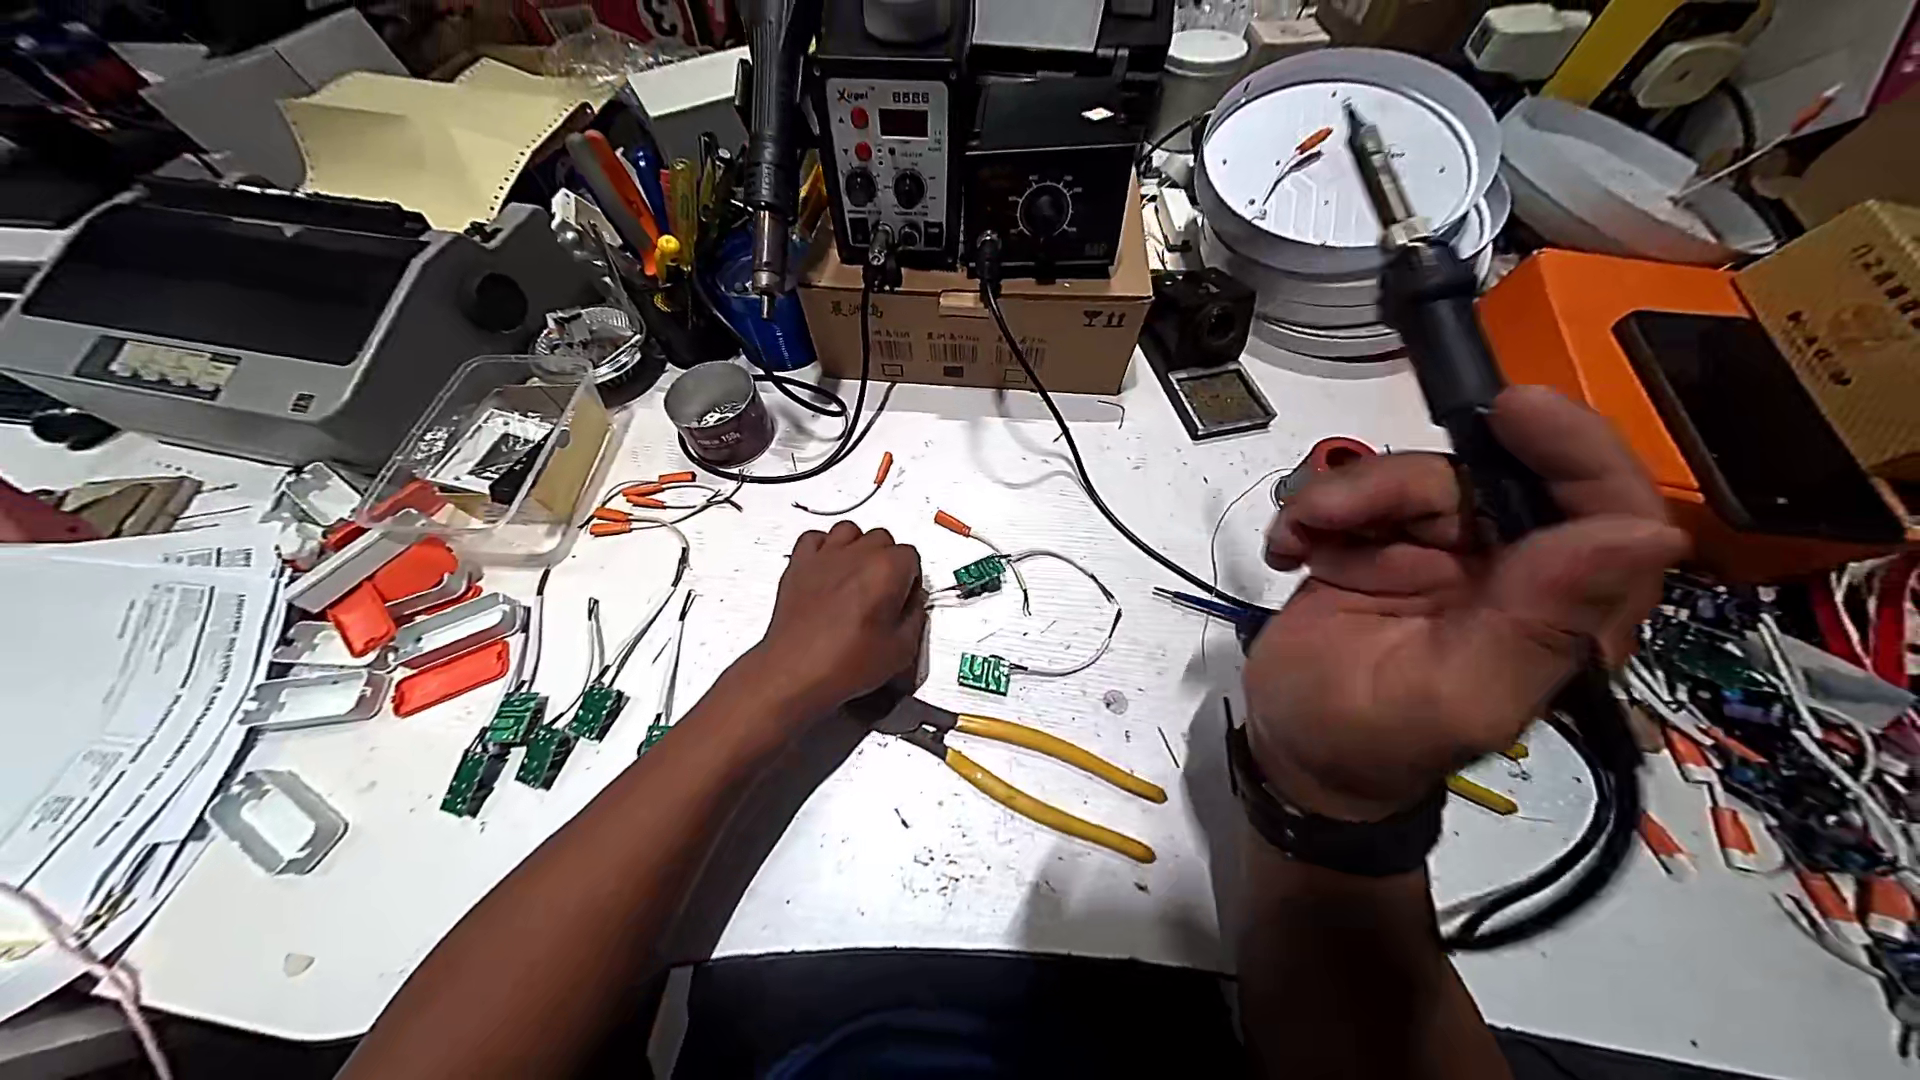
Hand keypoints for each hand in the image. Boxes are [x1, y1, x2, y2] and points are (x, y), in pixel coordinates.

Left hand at [749, 521, 926, 717]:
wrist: (796, 673)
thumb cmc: (841, 663)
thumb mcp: (901, 650)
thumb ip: (915, 618)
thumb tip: (913, 607)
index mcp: (887, 569)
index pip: (911, 556)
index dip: (911, 579)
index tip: (905, 598)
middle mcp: (856, 555)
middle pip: (883, 539)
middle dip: (888, 561)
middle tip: (885, 592)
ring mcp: (825, 557)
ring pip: (850, 531)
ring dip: (858, 548)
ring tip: (859, 575)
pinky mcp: (799, 565)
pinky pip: (814, 539)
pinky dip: (824, 548)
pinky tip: (830, 569)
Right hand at [1243, 386, 1688, 822]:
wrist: (1292, 745)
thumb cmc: (1371, 739)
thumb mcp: (1452, 693)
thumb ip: (1533, 623)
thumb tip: (1641, 535)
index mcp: (1552, 610)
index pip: (1602, 511)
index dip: (1574, 451)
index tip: (1513, 410)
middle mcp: (1500, 570)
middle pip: (1470, 480)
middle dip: (1391, 485)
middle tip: (1327, 516)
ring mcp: (1426, 554)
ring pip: (1397, 481)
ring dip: (1335, 501)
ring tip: (1293, 542)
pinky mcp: (1367, 549)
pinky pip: (1343, 501)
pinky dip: (1305, 515)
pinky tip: (1286, 551)